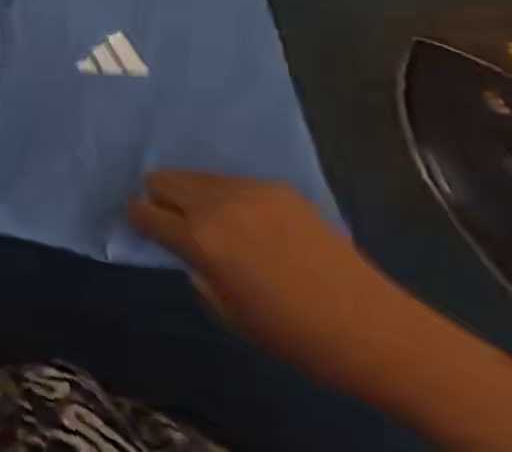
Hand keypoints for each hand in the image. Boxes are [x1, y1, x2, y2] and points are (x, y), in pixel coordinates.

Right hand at [128, 172, 408, 368]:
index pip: (145, 212)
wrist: (373, 328)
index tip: (140, 225)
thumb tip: (188, 252)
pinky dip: (227, 197)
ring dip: (193, 195)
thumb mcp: (228, 312)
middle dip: (160, 198)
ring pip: (197, 176)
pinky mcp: (278, 188)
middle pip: (164, 179)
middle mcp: (218, 204)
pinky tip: (251, 224)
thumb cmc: (294, 335)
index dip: (138, 218)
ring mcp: (250, 190)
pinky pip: (233, 182)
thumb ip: (197, 272)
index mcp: (200, 239)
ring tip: (215, 223)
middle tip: (176, 224)